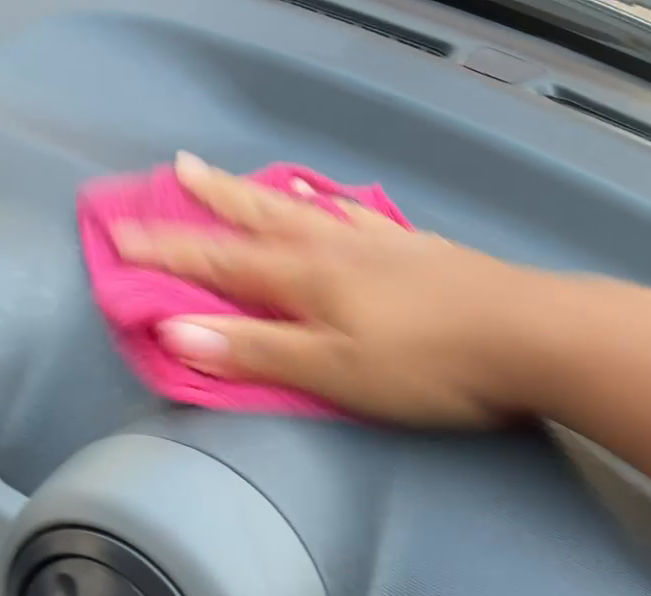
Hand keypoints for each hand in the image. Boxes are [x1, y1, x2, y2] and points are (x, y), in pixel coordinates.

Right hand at [113, 152, 550, 426]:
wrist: (530, 338)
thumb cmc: (430, 366)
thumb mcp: (336, 372)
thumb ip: (260, 352)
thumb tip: (174, 328)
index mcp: (311, 279)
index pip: (223, 260)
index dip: (170, 250)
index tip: (120, 230)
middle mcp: (344, 250)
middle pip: (269, 218)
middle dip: (219, 200)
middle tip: (181, 168)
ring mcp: (392, 247)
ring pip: (319, 212)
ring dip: (278, 196)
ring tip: (254, 178)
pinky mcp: (433, 255)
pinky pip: (371, 222)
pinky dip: (344, 210)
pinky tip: (350, 210)